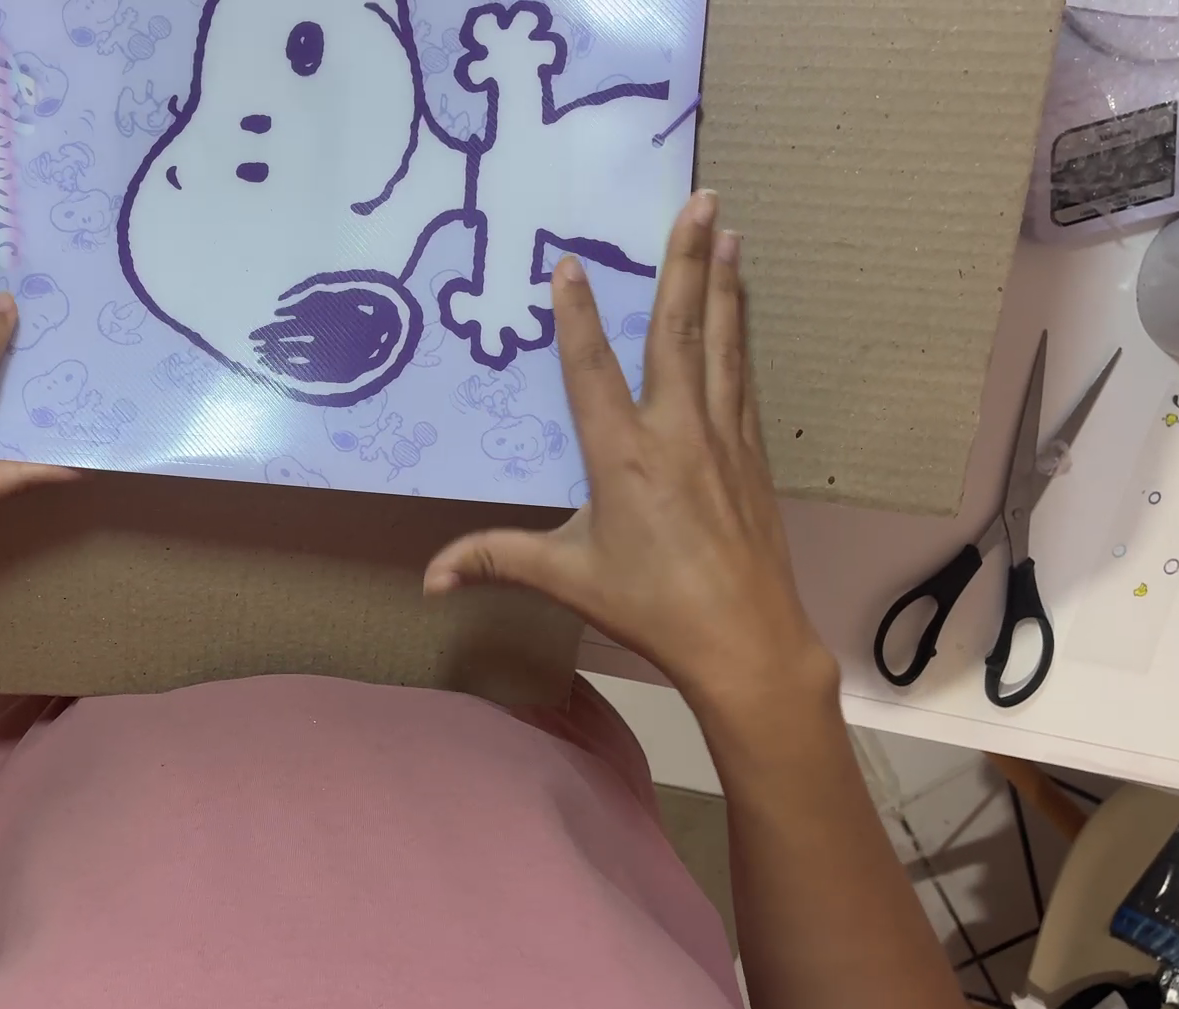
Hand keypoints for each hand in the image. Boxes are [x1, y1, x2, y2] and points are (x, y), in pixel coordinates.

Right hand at [426, 191, 833, 715]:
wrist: (746, 640)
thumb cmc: (650, 605)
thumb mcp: (564, 578)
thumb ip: (493, 561)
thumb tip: (428, 581)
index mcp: (625, 455)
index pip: (593, 369)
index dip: (577, 314)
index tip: (570, 262)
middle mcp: (678, 431)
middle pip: (679, 331)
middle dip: (686, 262)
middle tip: (700, 199)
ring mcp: (723, 438)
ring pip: (723, 344)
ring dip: (724, 285)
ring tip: (729, 232)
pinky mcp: (750, 454)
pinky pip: (743, 377)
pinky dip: (742, 334)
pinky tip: (743, 314)